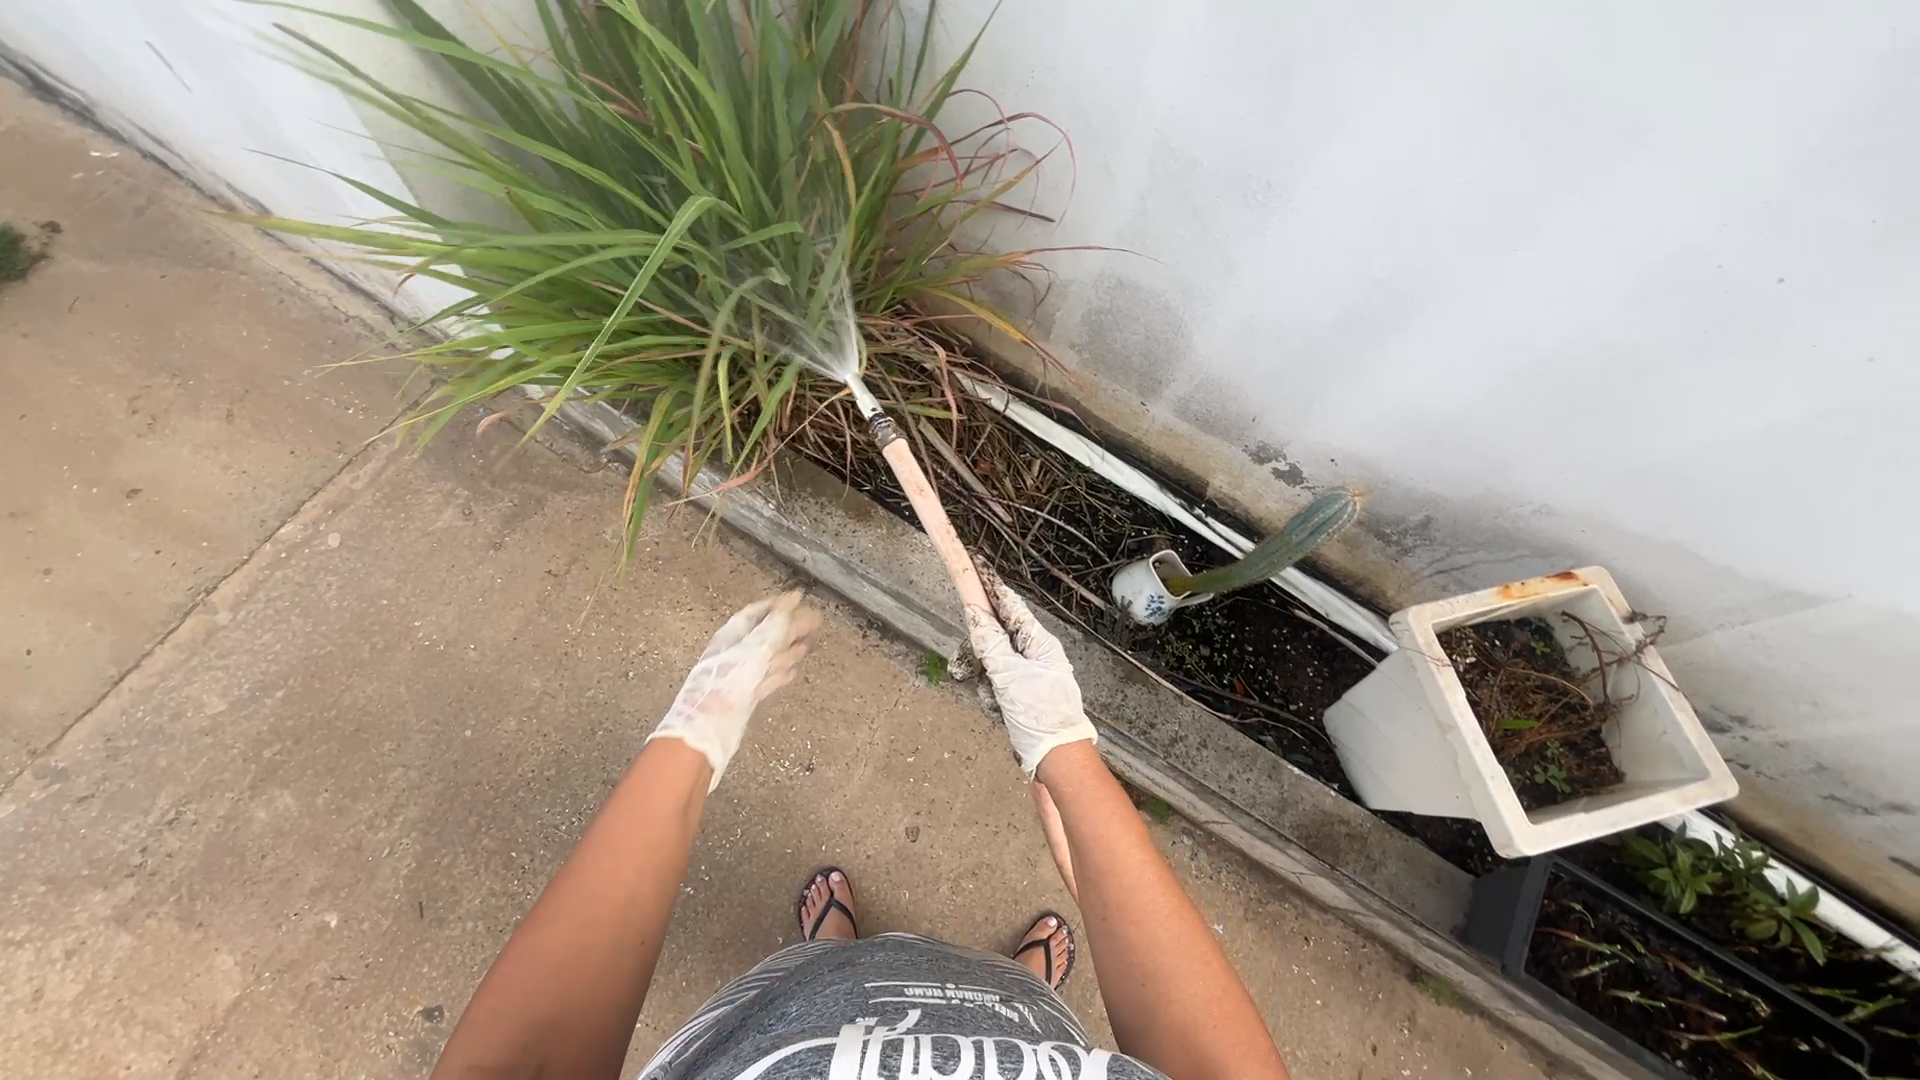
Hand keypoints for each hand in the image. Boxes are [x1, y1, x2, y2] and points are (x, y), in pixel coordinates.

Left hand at [646, 590, 818, 789]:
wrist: (706, 730)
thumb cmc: (724, 687)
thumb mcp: (753, 650)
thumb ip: (774, 628)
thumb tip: (792, 602)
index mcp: (732, 636)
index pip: (756, 613)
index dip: (778, 605)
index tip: (798, 598)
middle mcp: (736, 653)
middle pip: (766, 634)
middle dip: (789, 626)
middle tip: (814, 621)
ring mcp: (741, 676)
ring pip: (769, 657)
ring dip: (789, 649)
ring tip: (807, 645)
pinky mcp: (745, 697)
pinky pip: (767, 679)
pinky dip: (781, 673)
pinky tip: (792, 672)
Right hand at [965, 561, 1097, 776]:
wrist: (1058, 760)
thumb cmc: (1041, 717)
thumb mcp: (1010, 677)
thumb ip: (990, 645)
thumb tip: (975, 615)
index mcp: (1040, 642)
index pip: (1009, 604)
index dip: (989, 584)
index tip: (974, 561)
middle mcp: (1037, 653)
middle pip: (997, 634)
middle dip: (980, 650)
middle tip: (966, 664)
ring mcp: (1031, 673)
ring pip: (994, 660)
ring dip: (986, 678)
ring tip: (994, 698)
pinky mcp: (1025, 693)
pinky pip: (998, 682)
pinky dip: (992, 693)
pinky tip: (999, 708)